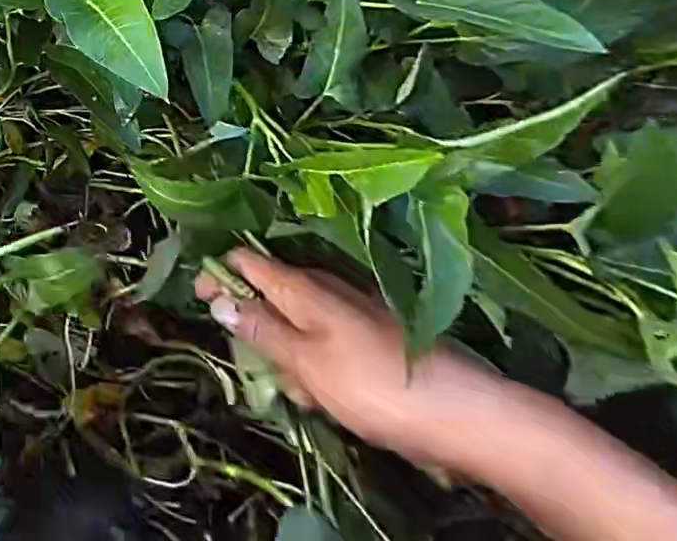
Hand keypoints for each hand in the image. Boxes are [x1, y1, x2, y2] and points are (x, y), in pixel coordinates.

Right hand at [194, 249, 535, 469]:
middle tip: (258, 365)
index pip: (242, 259)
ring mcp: (351, 306)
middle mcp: (323, 285)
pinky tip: (330, 393)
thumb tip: (217, 298)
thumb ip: (260, 330)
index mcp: (301, 286)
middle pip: (267, 288)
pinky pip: (324, 334)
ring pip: (295, 317)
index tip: (201, 302)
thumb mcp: (306, 363)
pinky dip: (313, 358)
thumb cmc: (377, 388)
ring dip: (285, 349)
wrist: (475, 418)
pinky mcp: (373, 330)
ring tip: (302, 392)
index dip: (216, 275)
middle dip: (252, 322)